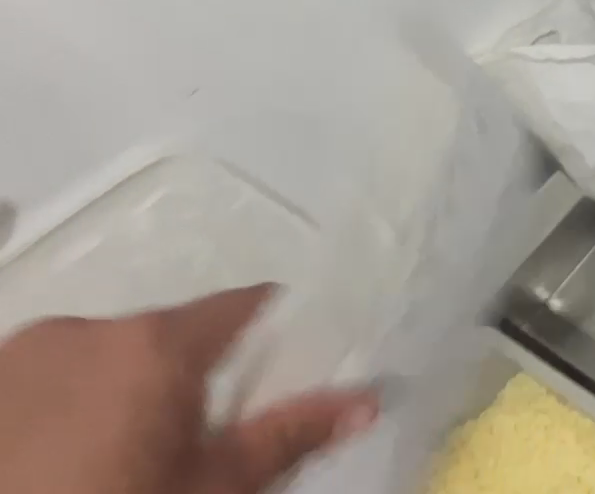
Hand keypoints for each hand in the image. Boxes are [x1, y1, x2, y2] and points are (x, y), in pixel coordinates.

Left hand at [0, 285, 377, 493]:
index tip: (281, 374)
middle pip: (175, 333)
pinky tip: (62, 455)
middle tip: (194, 433)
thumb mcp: (213, 487)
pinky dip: (64, 405)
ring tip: (122, 449)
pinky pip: (45, 379)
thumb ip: (291, 433)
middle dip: (191, 373)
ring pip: (107, 356)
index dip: (277, 335)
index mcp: (156, 340)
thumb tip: (373, 400)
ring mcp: (14, 360)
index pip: (252, 304)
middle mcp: (85, 330)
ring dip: (123, 389)